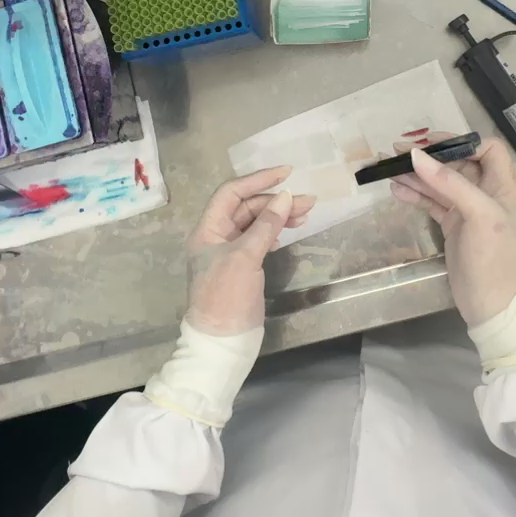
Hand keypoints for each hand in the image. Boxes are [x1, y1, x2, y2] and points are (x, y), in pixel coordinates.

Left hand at [185, 167, 316, 335]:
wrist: (222, 343)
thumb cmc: (226, 297)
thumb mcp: (245, 257)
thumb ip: (266, 225)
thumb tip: (286, 197)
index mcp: (207, 229)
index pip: (232, 193)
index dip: (258, 180)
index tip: (287, 173)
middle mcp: (216, 236)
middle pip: (247, 207)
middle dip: (276, 201)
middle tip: (308, 201)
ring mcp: (230, 252)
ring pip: (256, 223)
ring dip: (279, 215)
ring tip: (306, 213)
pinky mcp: (243, 267)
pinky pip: (260, 239)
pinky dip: (276, 231)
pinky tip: (289, 231)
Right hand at [390, 139, 515, 325]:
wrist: (490, 307)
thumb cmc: (494, 258)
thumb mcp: (478, 215)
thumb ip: (449, 183)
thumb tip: (416, 155)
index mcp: (504, 186)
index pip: (488, 149)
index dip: (462, 143)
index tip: (432, 144)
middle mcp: (488, 193)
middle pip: (458, 164)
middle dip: (430, 157)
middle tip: (398, 151)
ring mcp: (469, 209)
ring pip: (441, 183)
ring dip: (416, 175)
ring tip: (387, 168)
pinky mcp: (454, 224)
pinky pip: (433, 202)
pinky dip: (416, 195)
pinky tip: (396, 190)